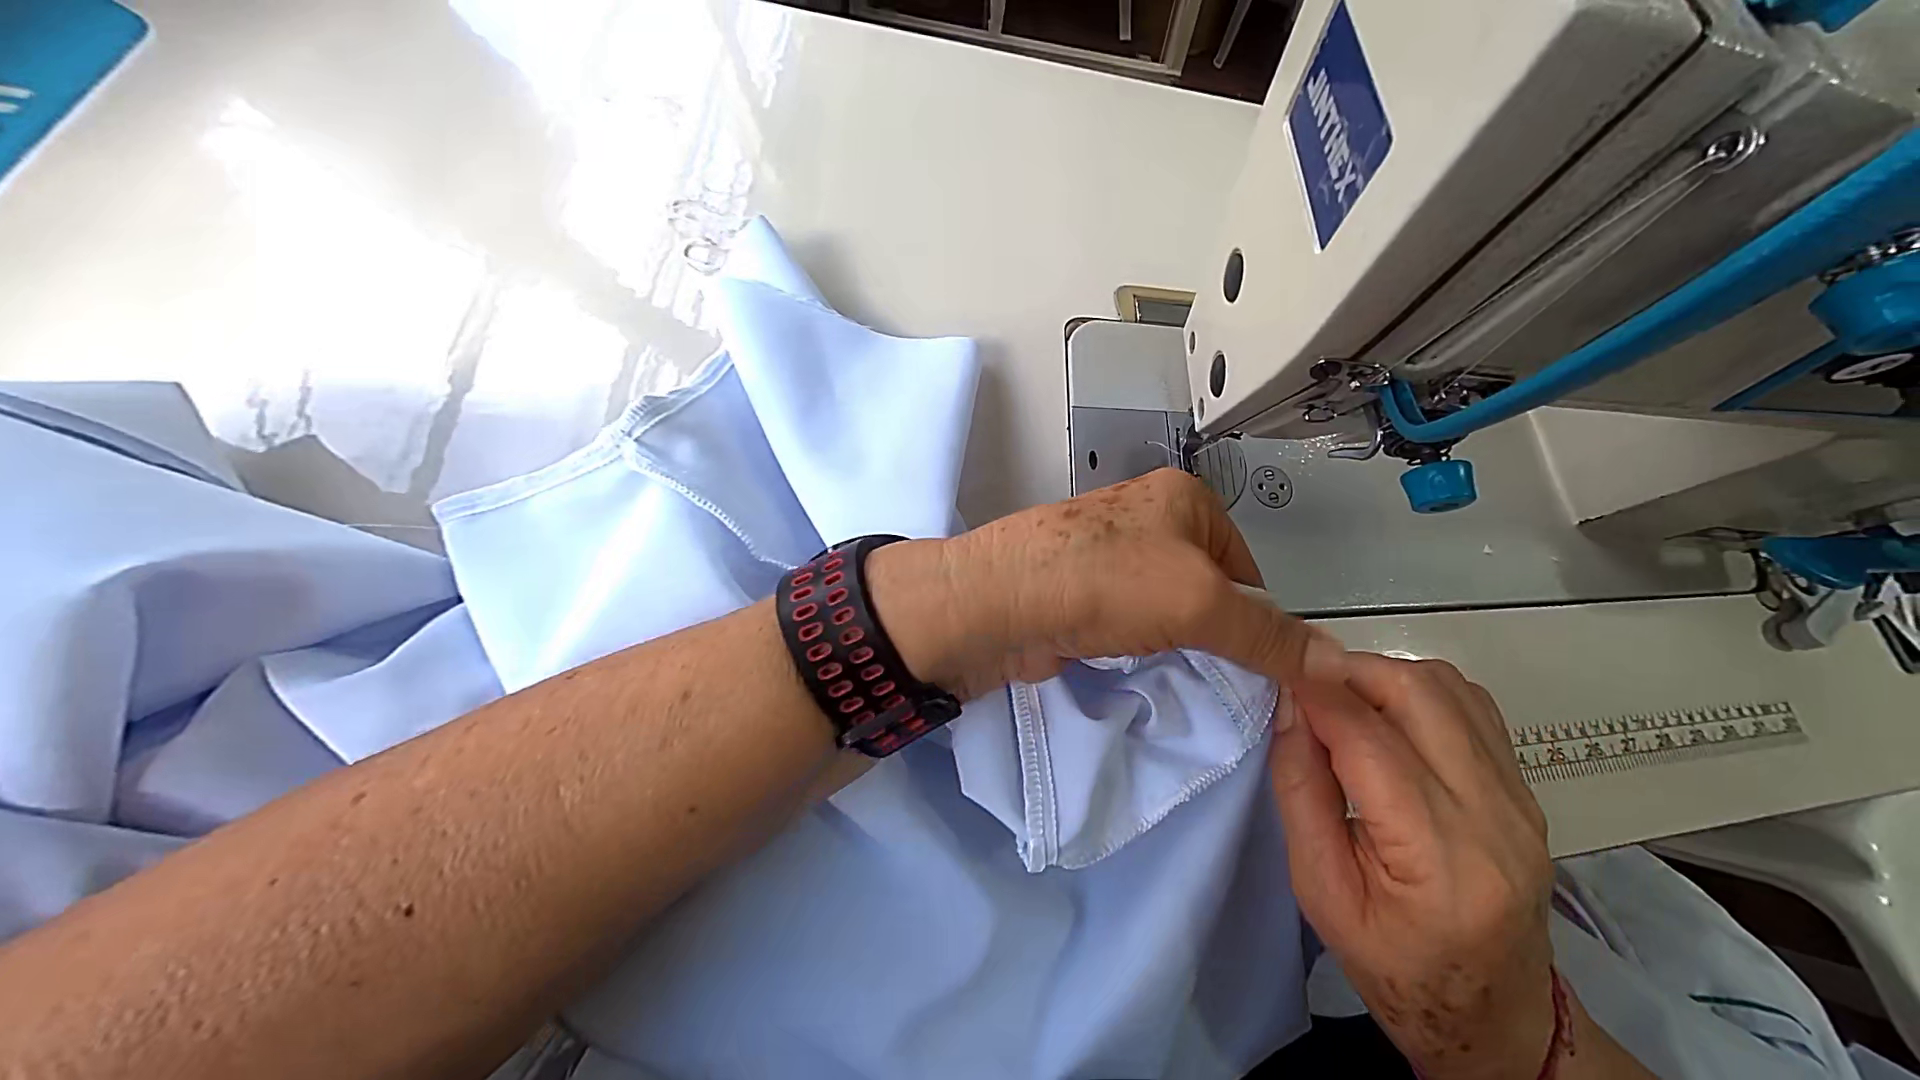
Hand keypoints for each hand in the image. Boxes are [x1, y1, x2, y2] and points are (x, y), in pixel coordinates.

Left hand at [865, 468, 1339, 700]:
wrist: (1001, 603)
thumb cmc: (1105, 583)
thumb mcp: (1201, 603)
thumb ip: (1270, 636)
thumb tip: (1341, 665)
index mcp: (1183, 499)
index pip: (1248, 568)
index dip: (1256, 620)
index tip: (1256, 666)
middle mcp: (1147, 520)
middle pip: (1209, 591)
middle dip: (1213, 636)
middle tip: (1217, 679)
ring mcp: (1110, 558)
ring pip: (1169, 612)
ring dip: (1176, 646)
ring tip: (1172, 674)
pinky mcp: (1082, 593)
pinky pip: (1132, 626)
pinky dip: (1141, 650)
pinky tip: (1137, 670)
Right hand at [1271, 653, 1556, 1079]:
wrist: (1490, 1014)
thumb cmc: (1391, 962)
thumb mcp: (1319, 888)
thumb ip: (1300, 791)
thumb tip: (1287, 707)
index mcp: (1439, 854)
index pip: (1367, 738)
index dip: (1312, 692)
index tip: (1271, 669)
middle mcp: (1494, 814)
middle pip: (1417, 693)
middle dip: (1346, 670)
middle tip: (1300, 683)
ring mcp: (1520, 798)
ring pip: (1447, 686)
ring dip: (1381, 675)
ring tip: (1337, 700)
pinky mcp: (1525, 789)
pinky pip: (1471, 705)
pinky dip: (1417, 690)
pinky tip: (1384, 715)